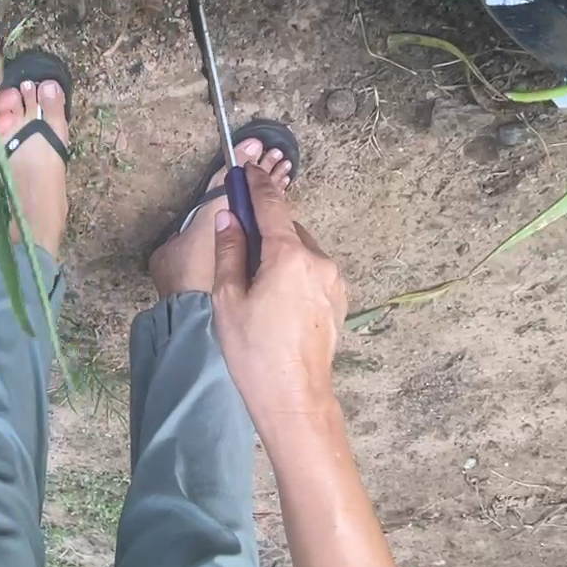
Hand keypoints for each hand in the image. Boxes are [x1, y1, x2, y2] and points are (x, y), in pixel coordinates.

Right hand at [211, 166, 348, 434]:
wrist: (293, 396)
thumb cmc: (253, 351)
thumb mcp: (227, 298)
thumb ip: (229, 251)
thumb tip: (228, 219)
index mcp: (289, 256)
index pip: (271, 206)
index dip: (255, 185)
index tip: (244, 169)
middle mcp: (319, 261)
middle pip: (287, 230)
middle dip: (263, 232)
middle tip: (236, 251)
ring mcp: (333, 281)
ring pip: (300, 252)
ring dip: (278, 256)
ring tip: (253, 290)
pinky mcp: (338, 300)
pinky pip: (311, 273)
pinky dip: (292, 274)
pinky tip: (274, 303)